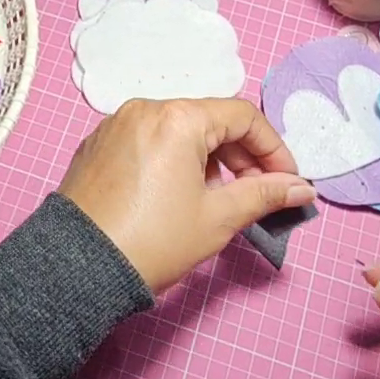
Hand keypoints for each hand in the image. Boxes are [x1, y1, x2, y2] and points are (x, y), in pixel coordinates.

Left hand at [59, 98, 315, 292]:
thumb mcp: (218, 218)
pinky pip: (148, 140)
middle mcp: (144, 109)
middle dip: (240, 155)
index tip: (287, 181)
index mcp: (176, 118)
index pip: (242, 116)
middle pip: (209, 119)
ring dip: (207, 158)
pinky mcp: (97, 144)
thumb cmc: (153, 241)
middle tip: (258, 193)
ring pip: (177, 129)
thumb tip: (300, 188)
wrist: (78, 268)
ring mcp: (116, 125)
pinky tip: (177, 194)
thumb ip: (264, 195)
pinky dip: (172, 159)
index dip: (273, 148)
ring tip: (216, 199)